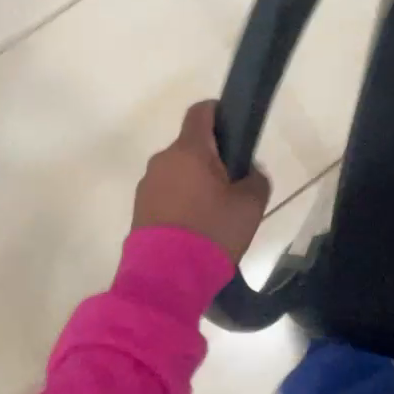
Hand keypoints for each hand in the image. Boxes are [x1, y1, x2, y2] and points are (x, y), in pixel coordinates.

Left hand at [132, 101, 271, 262]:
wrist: (164, 283)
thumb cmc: (211, 233)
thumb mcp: (250, 205)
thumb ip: (256, 179)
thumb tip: (247, 173)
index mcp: (190, 149)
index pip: (201, 111)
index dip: (220, 113)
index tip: (236, 132)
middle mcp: (163, 160)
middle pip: (191, 145)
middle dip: (211, 158)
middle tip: (232, 185)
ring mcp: (146, 186)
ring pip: (178, 172)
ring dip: (194, 183)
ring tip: (213, 214)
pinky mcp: (138, 211)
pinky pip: (165, 194)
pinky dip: (180, 203)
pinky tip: (195, 230)